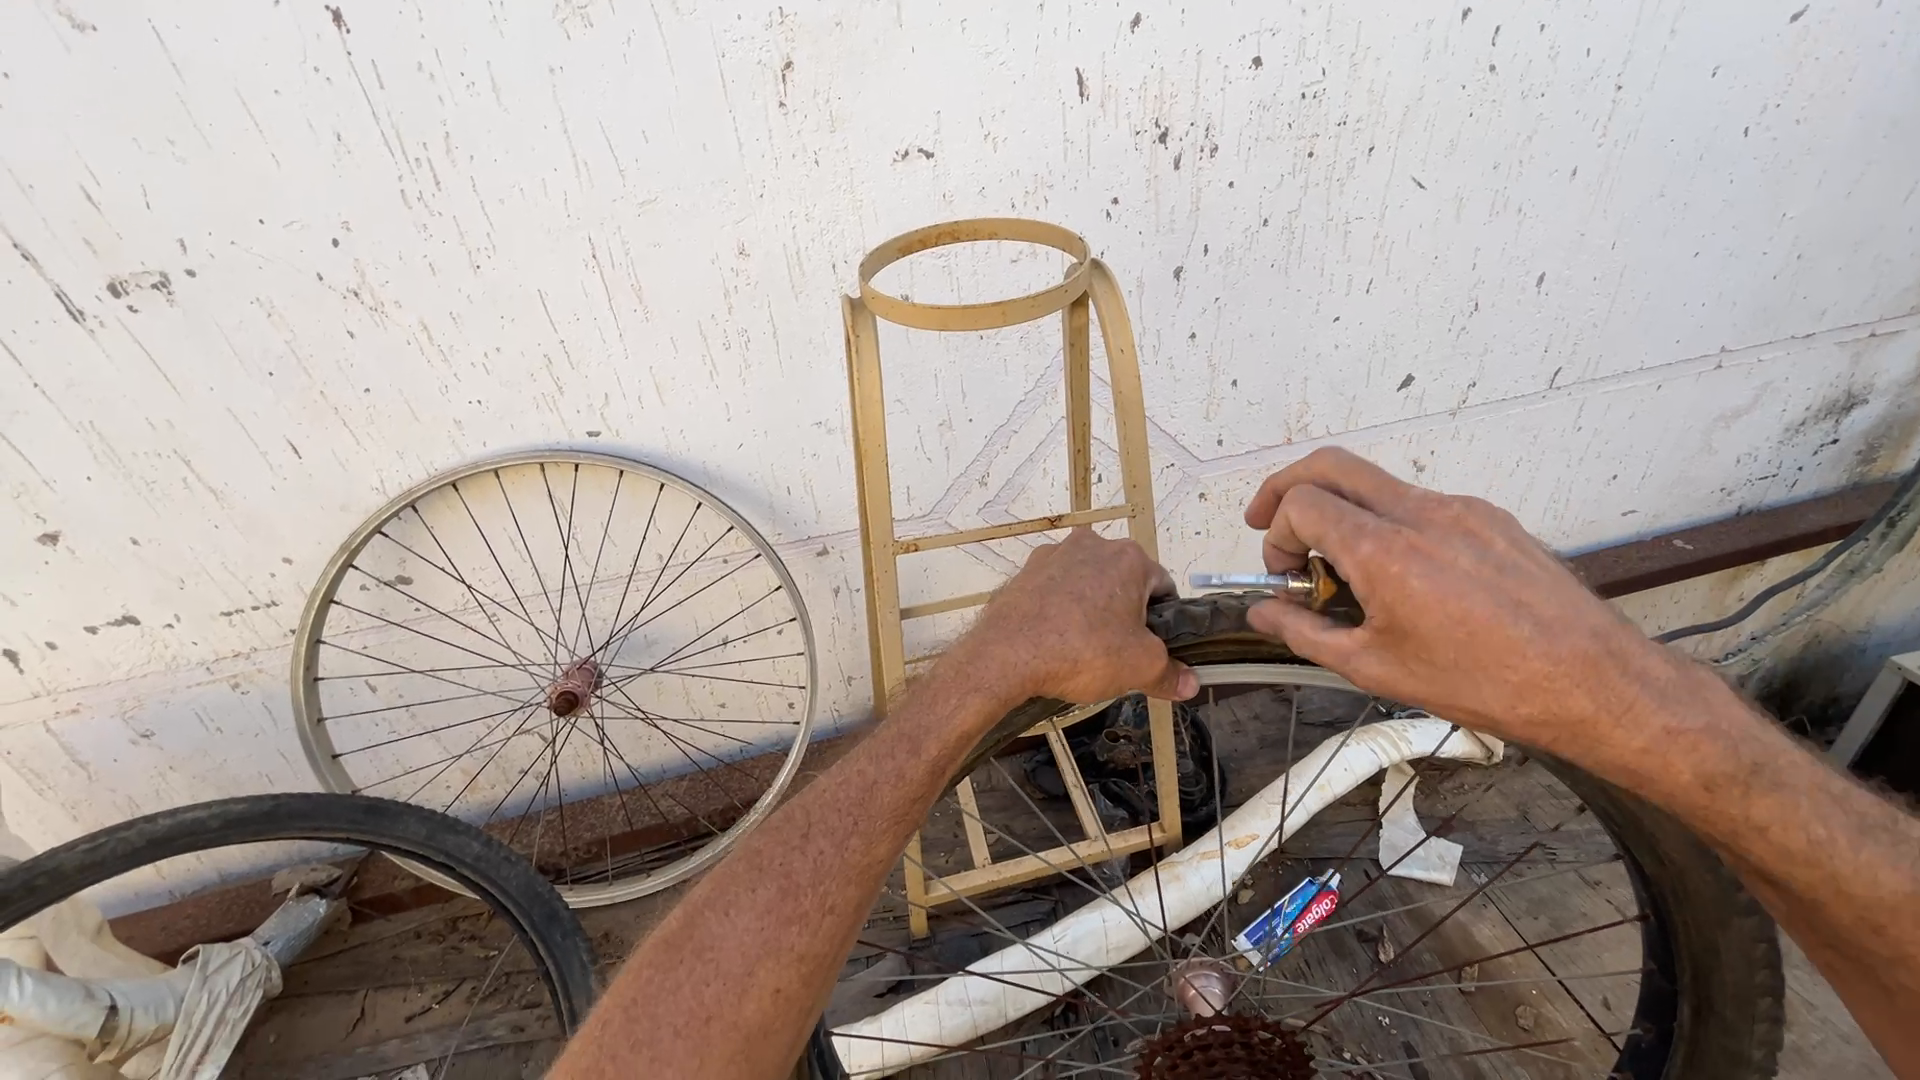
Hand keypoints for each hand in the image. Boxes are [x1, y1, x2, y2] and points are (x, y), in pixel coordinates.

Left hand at [963, 529, 1198, 704]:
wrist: (1007, 654)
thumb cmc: (1084, 652)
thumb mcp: (1140, 667)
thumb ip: (1170, 673)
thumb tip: (1190, 683)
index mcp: (1129, 558)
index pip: (1163, 587)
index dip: (1163, 621)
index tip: (1152, 648)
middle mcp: (1092, 545)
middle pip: (1123, 583)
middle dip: (1125, 614)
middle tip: (1117, 652)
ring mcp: (1054, 555)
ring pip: (1087, 584)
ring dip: (1091, 610)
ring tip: (1082, 649)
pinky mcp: (1025, 572)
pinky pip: (1054, 591)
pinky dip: (1060, 609)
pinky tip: (1054, 639)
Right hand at [1241, 448, 1670, 761]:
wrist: (1594, 684)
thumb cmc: (1479, 684)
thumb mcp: (1373, 667)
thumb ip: (1303, 631)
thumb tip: (1261, 612)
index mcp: (1385, 551)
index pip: (1302, 503)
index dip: (1278, 535)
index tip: (1285, 575)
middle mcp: (1421, 513)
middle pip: (1331, 464)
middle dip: (1286, 487)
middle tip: (1269, 523)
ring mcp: (1461, 508)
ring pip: (1376, 483)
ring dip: (1339, 511)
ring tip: (1345, 570)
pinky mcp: (1491, 518)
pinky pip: (1418, 503)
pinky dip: (1386, 523)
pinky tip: (1401, 576)